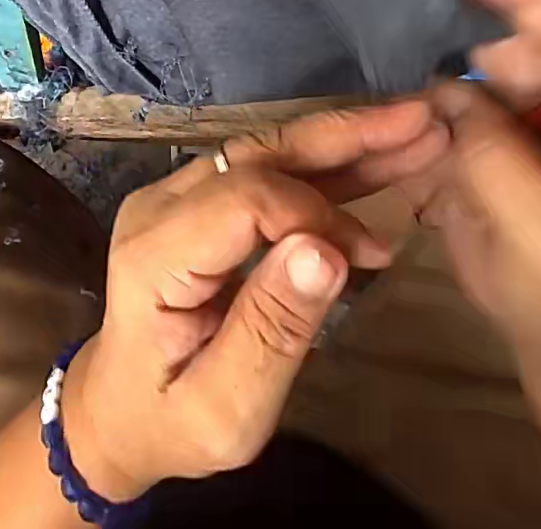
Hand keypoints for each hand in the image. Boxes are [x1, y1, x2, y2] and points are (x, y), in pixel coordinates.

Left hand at [59, 100, 448, 499]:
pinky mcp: (194, 198)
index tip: (369, 253)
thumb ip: (273, 329)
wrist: (119, 404)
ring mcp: (174, 194)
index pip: (244, 199)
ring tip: (414, 128)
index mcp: (156, 252)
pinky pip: (263, 170)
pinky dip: (322, 167)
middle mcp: (160, 204)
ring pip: (266, 151)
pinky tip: (373, 162)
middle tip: (421, 121)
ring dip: (340, 142)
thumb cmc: (169, 419)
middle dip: (342, 136)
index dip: (315, 212)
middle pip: (257, 154)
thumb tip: (326, 249)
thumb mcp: (226, 408)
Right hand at [425, 0, 540, 370]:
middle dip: (478, 23)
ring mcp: (537, 128)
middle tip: (419, 4)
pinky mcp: (497, 148)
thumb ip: (493, 149)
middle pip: (528, 45)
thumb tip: (445, 89)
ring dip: (448, 56)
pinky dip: (432, 93)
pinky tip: (404, 82)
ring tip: (402, 33)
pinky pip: (460, 104)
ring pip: (486, 71)